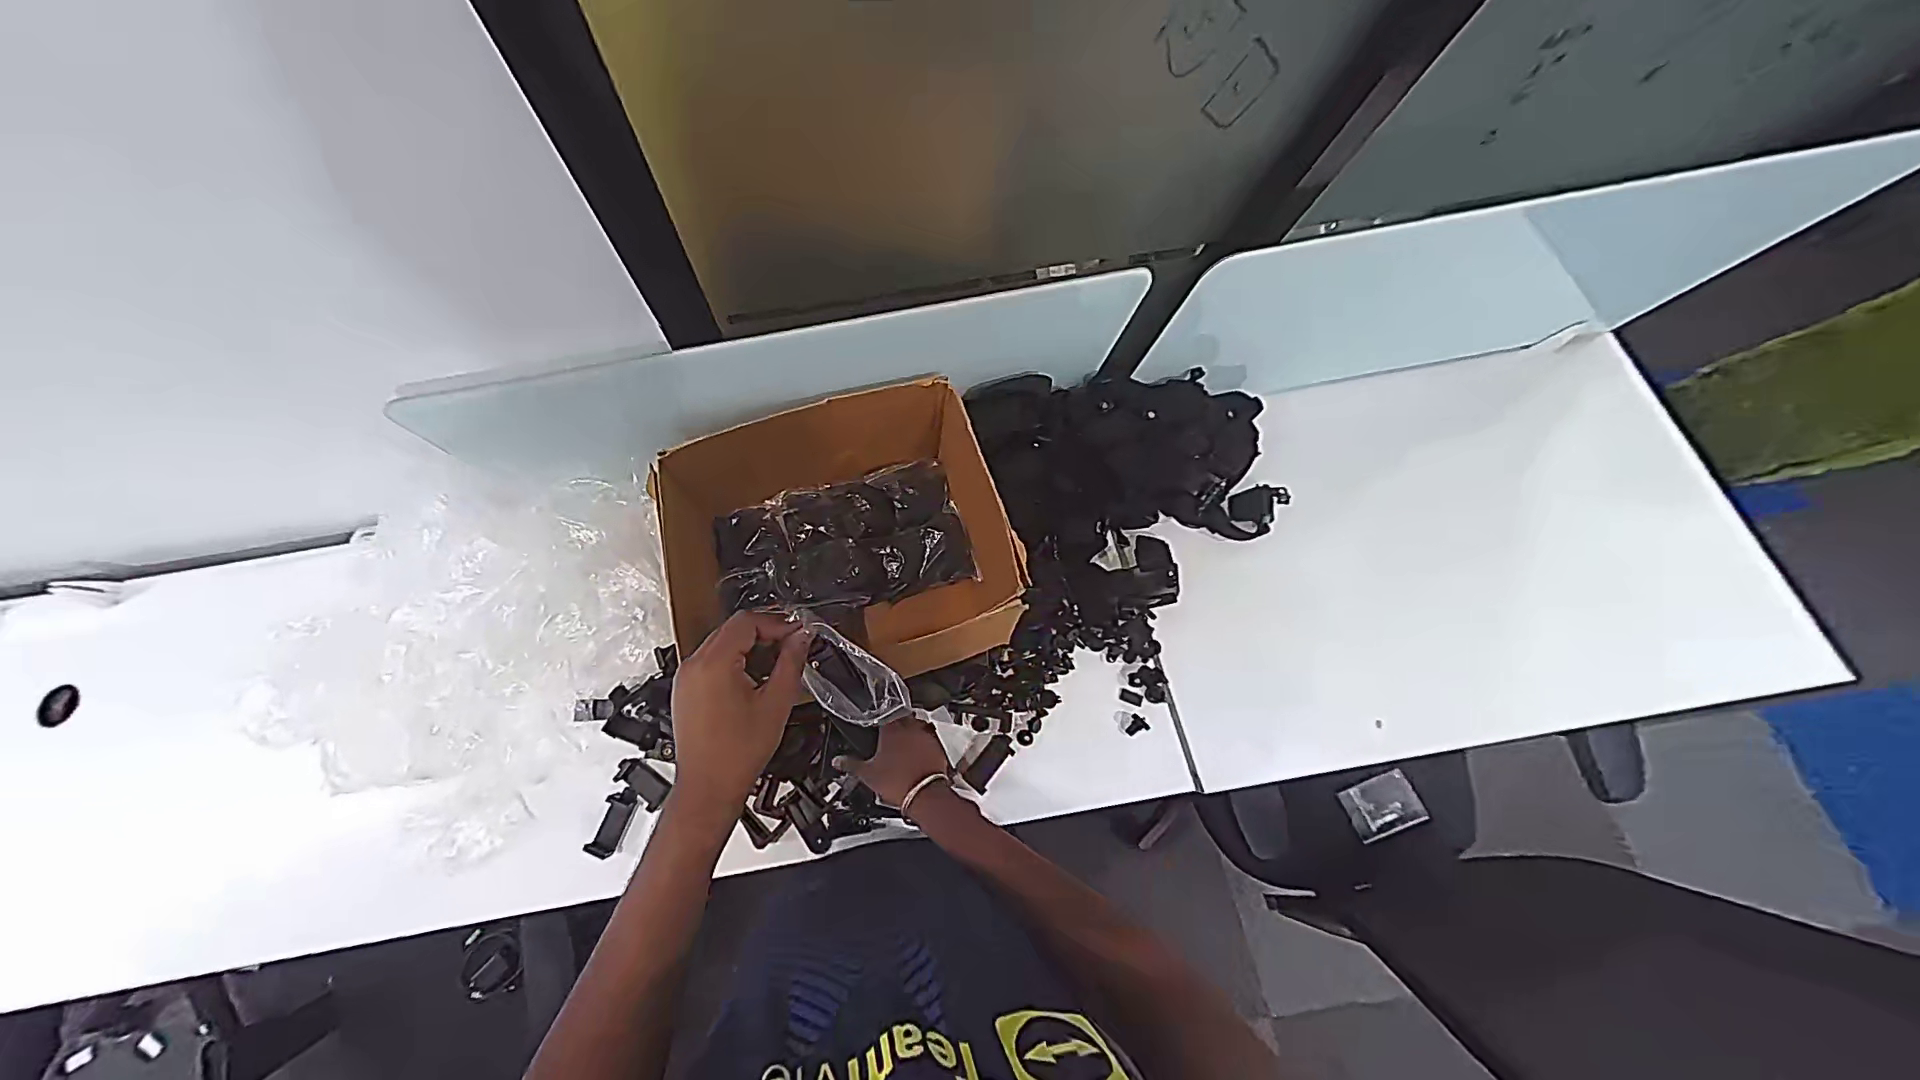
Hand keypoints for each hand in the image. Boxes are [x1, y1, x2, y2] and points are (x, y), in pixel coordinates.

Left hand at [669, 611, 809, 819]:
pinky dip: (736, 661)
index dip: (777, 623)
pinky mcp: (686, 690)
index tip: (797, 632)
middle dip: (766, 632)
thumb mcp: (776, 702)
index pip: (747, 621)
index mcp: (714, 664)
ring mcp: (686, 678)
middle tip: (792, 643)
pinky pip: (712, 661)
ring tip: (777, 663)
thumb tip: (801, 637)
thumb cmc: (735, 754)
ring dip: (751, 646)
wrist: (709, 787)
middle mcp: (694, 666)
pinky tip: (756, 678)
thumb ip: (791, 662)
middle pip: (734, 628)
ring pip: (723, 643)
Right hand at [837, 716, 953, 807]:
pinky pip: (930, 736)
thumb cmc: (898, 782)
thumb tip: (838, 761)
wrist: (925, 794)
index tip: (878, 724)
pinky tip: (919, 752)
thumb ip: (851, 764)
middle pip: (902, 716)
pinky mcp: (938, 744)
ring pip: (918, 724)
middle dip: (897, 723)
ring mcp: (925, 734)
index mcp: (891, 729)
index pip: (884, 713)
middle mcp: (910, 727)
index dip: (880, 718)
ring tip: (904, 743)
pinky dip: (924, 741)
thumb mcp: (868, 774)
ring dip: (911, 730)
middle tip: (891, 735)